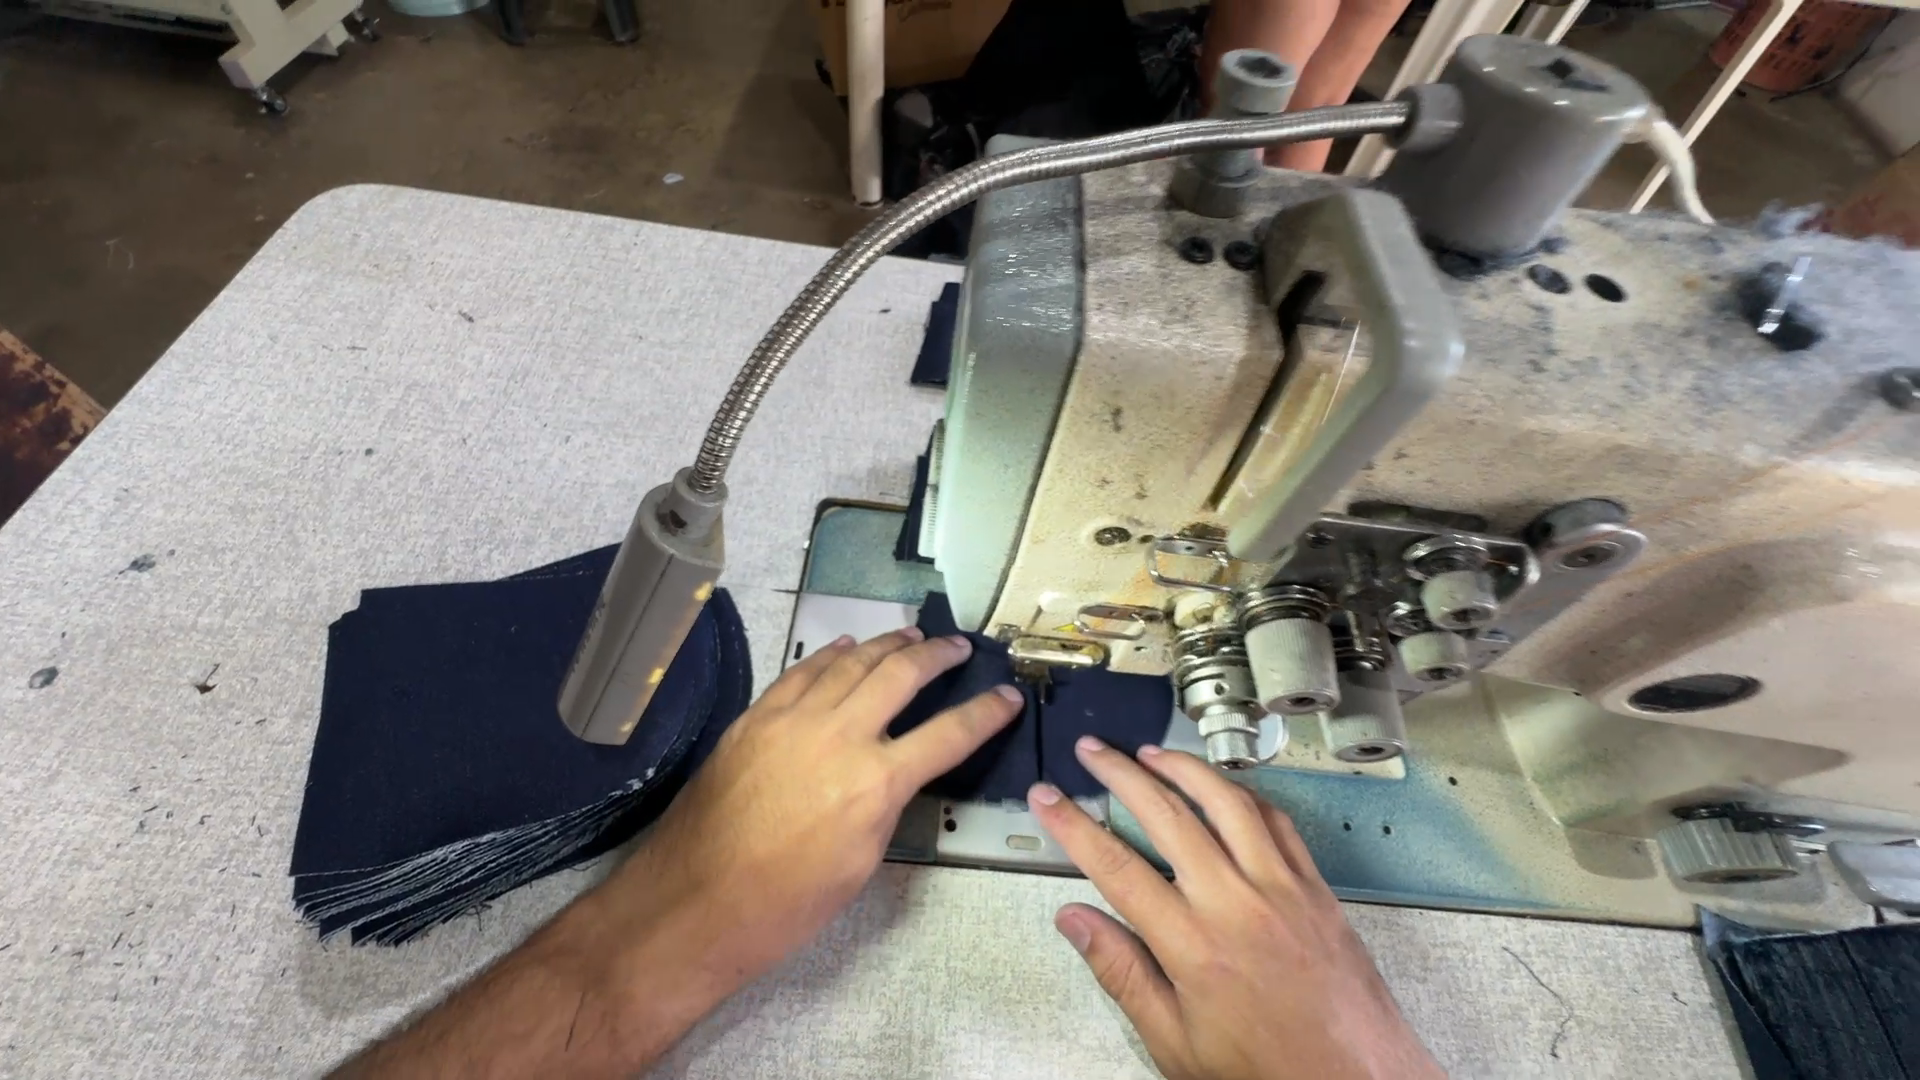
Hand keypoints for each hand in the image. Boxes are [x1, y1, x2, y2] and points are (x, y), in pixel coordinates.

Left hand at [603, 626, 1021, 994]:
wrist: (693, 902)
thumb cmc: (787, 903)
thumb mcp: (862, 861)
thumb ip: (887, 801)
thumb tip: (898, 766)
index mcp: (875, 782)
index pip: (949, 734)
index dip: (987, 713)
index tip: (1008, 695)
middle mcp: (840, 735)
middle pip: (901, 674)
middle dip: (938, 654)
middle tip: (959, 645)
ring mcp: (794, 718)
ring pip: (852, 661)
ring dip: (888, 643)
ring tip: (913, 635)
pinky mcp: (758, 715)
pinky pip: (804, 670)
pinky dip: (832, 653)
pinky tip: (847, 644)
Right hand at [1028, 738, 1443, 1079]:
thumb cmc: (1265, 1073)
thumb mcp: (1177, 1044)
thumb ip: (1121, 974)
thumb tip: (1073, 918)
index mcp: (1194, 946)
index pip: (1116, 867)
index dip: (1073, 825)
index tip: (1045, 796)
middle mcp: (1235, 902)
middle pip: (1166, 814)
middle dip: (1119, 773)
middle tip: (1091, 748)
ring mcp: (1279, 886)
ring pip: (1224, 801)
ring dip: (1180, 766)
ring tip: (1147, 750)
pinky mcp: (1313, 886)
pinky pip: (1275, 820)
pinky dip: (1241, 792)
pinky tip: (1219, 785)